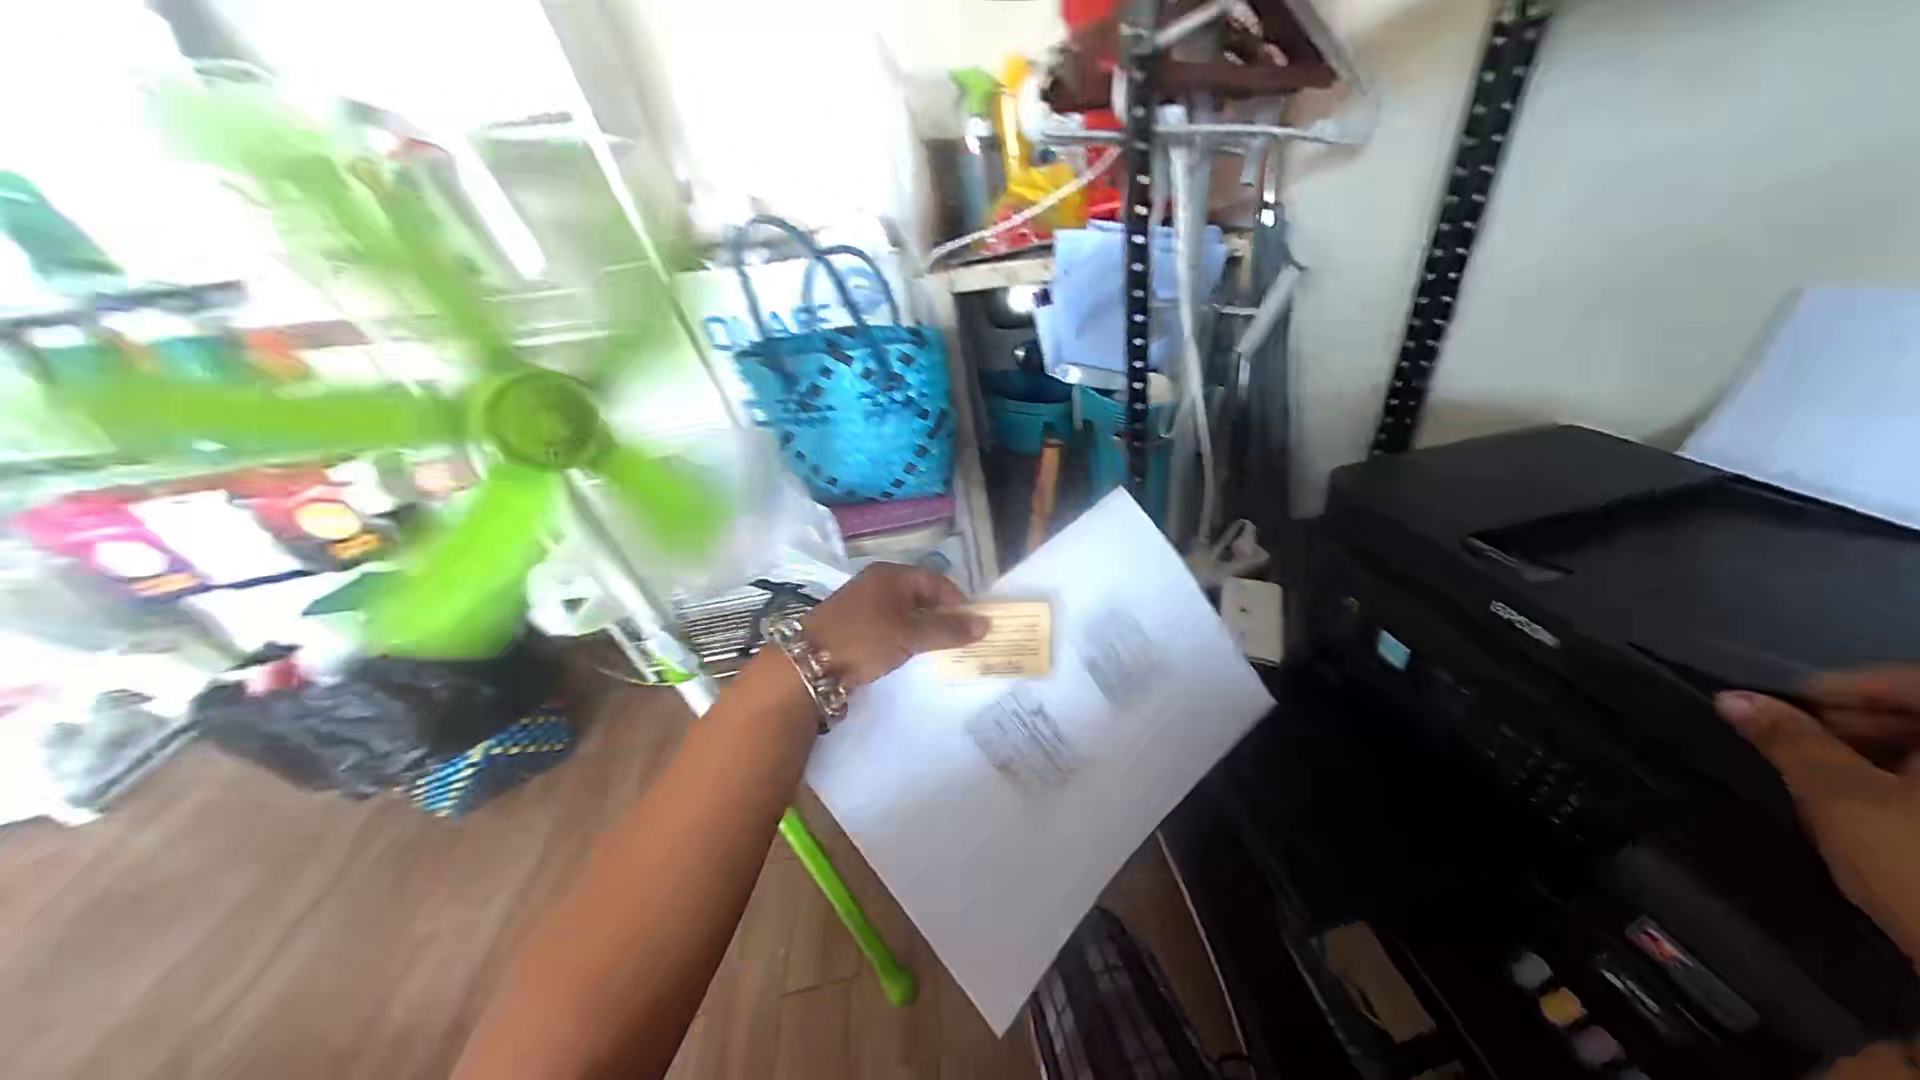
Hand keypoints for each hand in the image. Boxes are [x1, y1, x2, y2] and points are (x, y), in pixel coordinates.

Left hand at [800, 563, 987, 690]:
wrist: (809, 662)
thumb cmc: (865, 638)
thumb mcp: (911, 634)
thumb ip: (948, 629)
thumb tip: (985, 624)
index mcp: (892, 574)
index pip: (937, 581)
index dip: (957, 602)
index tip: (971, 627)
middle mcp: (878, 581)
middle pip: (921, 594)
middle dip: (941, 616)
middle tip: (956, 640)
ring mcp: (864, 601)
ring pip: (905, 610)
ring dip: (922, 627)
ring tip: (934, 648)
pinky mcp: (854, 621)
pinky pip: (890, 622)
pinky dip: (903, 634)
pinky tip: (907, 651)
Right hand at [1716, 670, 1919, 969]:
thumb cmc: (1918, 864)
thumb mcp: (1837, 795)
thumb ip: (1785, 739)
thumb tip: (1731, 697)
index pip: (1907, 681)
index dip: (1836, 690)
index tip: (1777, 710)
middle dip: (1861, 724)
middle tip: (1798, 743)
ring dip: (1889, 754)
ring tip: (1837, 779)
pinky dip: (1914, 784)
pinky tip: (1887, 809)